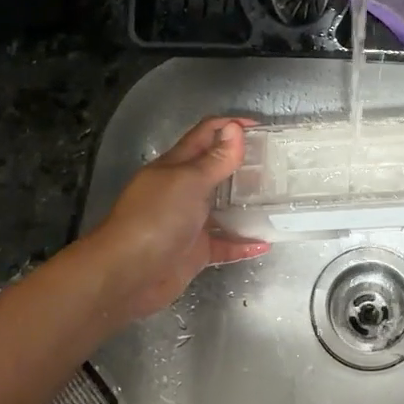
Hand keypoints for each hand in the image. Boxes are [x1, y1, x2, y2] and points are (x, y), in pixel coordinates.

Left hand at [93, 116, 268, 318]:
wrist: (125, 276)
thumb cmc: (155, 219)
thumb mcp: (188, 182)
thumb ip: (215, 159)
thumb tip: (235, 128)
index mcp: (176, 166)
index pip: (205, 135)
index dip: (230, 127)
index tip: (262, 129)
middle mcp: (182, 190)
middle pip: (216, 170)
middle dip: (244, 164)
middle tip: (278, 164)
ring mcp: (188, 223)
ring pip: (223, 209)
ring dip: (247, 205)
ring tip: (278, 200)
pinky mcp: (194, 252)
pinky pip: (224, 245)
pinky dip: (242, 244)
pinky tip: (264, 243)